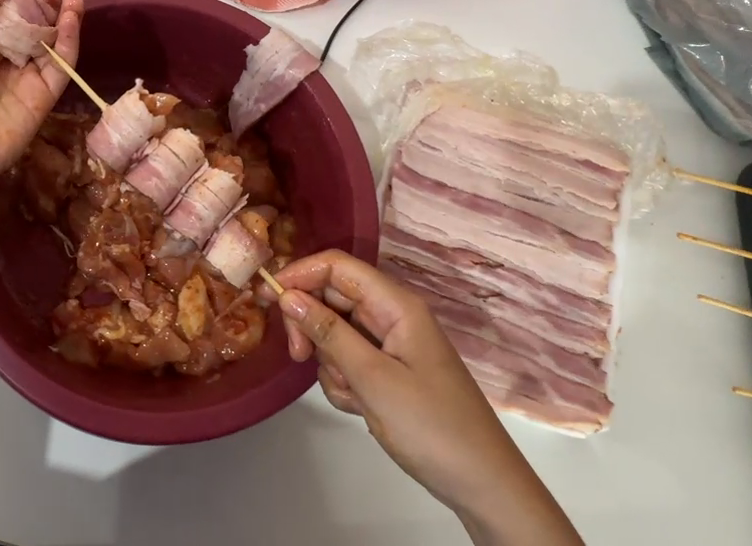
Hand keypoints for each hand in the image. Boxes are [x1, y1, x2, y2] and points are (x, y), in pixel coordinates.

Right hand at [267, 251, 581, 545]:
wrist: (484, 486)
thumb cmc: (431, 425)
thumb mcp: (373, 377)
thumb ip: (328, 332)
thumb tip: (287, 294)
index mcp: (396, 305)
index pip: (336, 266)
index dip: (299, 274)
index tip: (267, 299)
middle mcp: (391, 316)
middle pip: (331, 297)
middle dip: (311, 324)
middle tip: (299, 356)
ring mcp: (390, 345)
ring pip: (335, 332)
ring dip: (330, 361)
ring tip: (351, 394)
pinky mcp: (388, 372)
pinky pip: (347, 360)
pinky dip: (343, 381)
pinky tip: (359, 407)